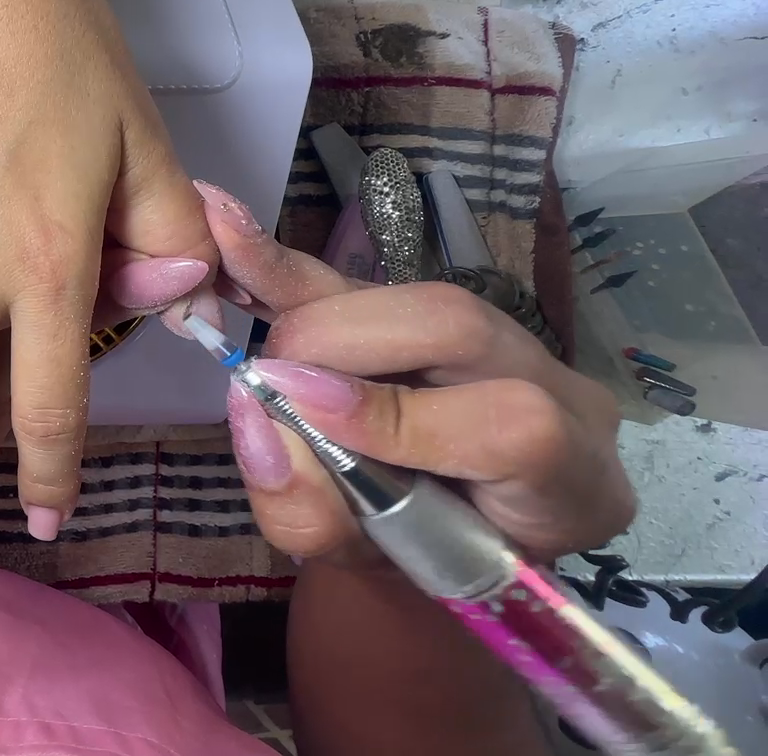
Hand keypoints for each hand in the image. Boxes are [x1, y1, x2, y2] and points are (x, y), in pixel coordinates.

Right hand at [194, 181, 632, 565]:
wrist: (422, 530)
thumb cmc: (396, 554)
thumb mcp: (351, 562)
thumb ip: (305, 510)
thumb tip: (253, 418)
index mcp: (566, 485)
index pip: (512, 426)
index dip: (397, 414)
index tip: (295, 407)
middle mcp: (554, 395)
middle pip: (456, 326)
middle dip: (336, 339)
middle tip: (264, 373)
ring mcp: (501, 342)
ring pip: (411, 293)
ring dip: (308, 305)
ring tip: (234, 314)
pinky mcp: (426, 309)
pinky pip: (354, 279)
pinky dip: (280, 263)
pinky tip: (223, 227)